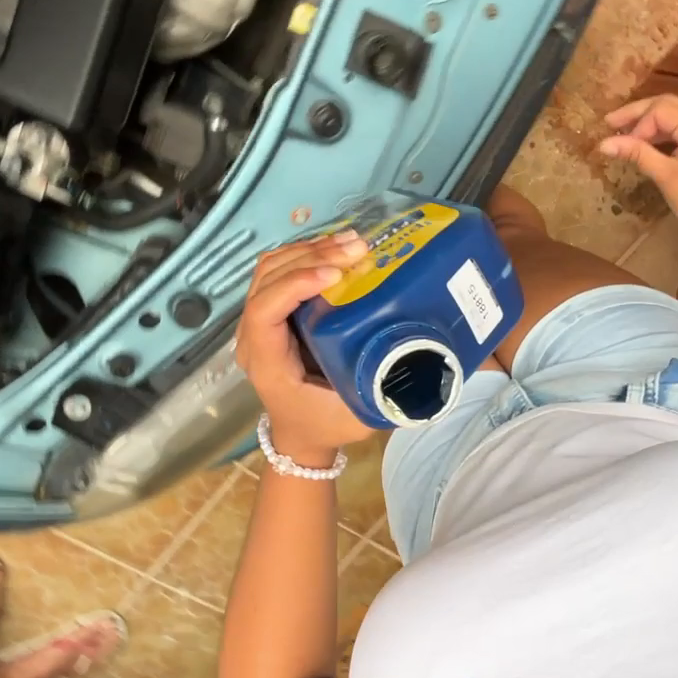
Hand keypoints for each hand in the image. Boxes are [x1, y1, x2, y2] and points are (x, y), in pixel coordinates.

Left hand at [235, 231, 375, 463]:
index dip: (295, 285)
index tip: (337, 276)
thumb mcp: (359, 414)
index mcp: (269, 363)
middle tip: (357, 248)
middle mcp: (254, 338)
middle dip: (312, 257)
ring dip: (310, 249)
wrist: (301, 435)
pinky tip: (338, 249)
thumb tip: (422, 356)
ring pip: (272, 268)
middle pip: (268, 279)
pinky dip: (307, 254)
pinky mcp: (272, 312)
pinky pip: (280, 271)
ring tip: (352, 242)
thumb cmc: (327, 425)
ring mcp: (259, 322)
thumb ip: (383, 387)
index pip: (265, 312)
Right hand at [599, 94, 677, 252]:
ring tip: (624, 133)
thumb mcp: (666, 176)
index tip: (621, 145)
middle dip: (639, 114)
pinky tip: (647, 141)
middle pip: (668, 103)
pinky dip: (666, 131)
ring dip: (651, 121)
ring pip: (677, 112)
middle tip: (610, 123)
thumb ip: (637, 153)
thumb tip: (603, 144)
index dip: (637, 125)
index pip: (660, 110)